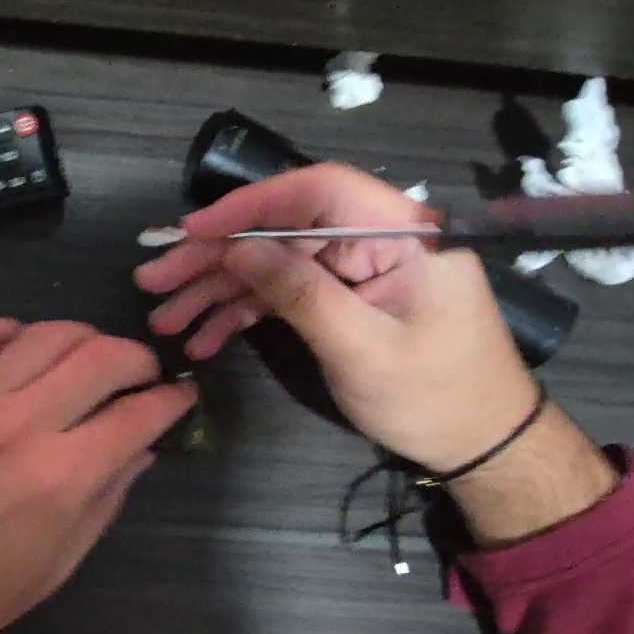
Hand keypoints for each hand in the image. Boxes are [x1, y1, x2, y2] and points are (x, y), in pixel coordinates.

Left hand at [0, 319, 196, 633]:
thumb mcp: (53, 569)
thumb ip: (104, 504)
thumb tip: (142, 450)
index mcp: (62, 478)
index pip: (139, 415)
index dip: (172, 400)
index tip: (181, 397)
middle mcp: (21, 425)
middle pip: (101, 357)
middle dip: (139, 358)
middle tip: (141, 375)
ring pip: (43, 334)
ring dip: (82, 337)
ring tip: (87, 358)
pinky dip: (5, 329)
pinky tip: (18, 347)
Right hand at [135, 162, 540, 474]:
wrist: (480, 442)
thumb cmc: (434, 396)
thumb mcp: (362, 347)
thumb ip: (299, 292)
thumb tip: (237, 250)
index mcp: (399, 233)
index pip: (317, 191)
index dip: (248, 205)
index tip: (192, 231)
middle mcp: (374, 240)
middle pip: (280, 231)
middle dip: (213, 258)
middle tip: (153, 282)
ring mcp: (354, 270)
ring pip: (271, 266)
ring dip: (215, 293)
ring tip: (164, 321)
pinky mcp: (341, 299)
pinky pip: (282, 296)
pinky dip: (241, 316)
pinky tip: (204, 341)